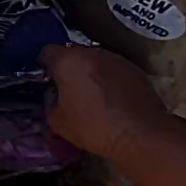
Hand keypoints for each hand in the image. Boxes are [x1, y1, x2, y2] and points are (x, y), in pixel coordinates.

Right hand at [38, 44, 179, 160]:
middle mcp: (92, 52)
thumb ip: (52, 106)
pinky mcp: (134, 68)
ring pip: (95, 61)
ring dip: (91, 74)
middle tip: (69, 92)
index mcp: (68, 61)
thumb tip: (57, 101)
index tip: (47, 81)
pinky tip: (113, 100)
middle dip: (69, 70)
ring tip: (94, 97)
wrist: (141, 133)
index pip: (48, 52)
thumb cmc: (95, 127)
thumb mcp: (59, 124)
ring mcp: (116, 58)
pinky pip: (114, 70)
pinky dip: (110, 80)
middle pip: (73, 55)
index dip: (44, 66)